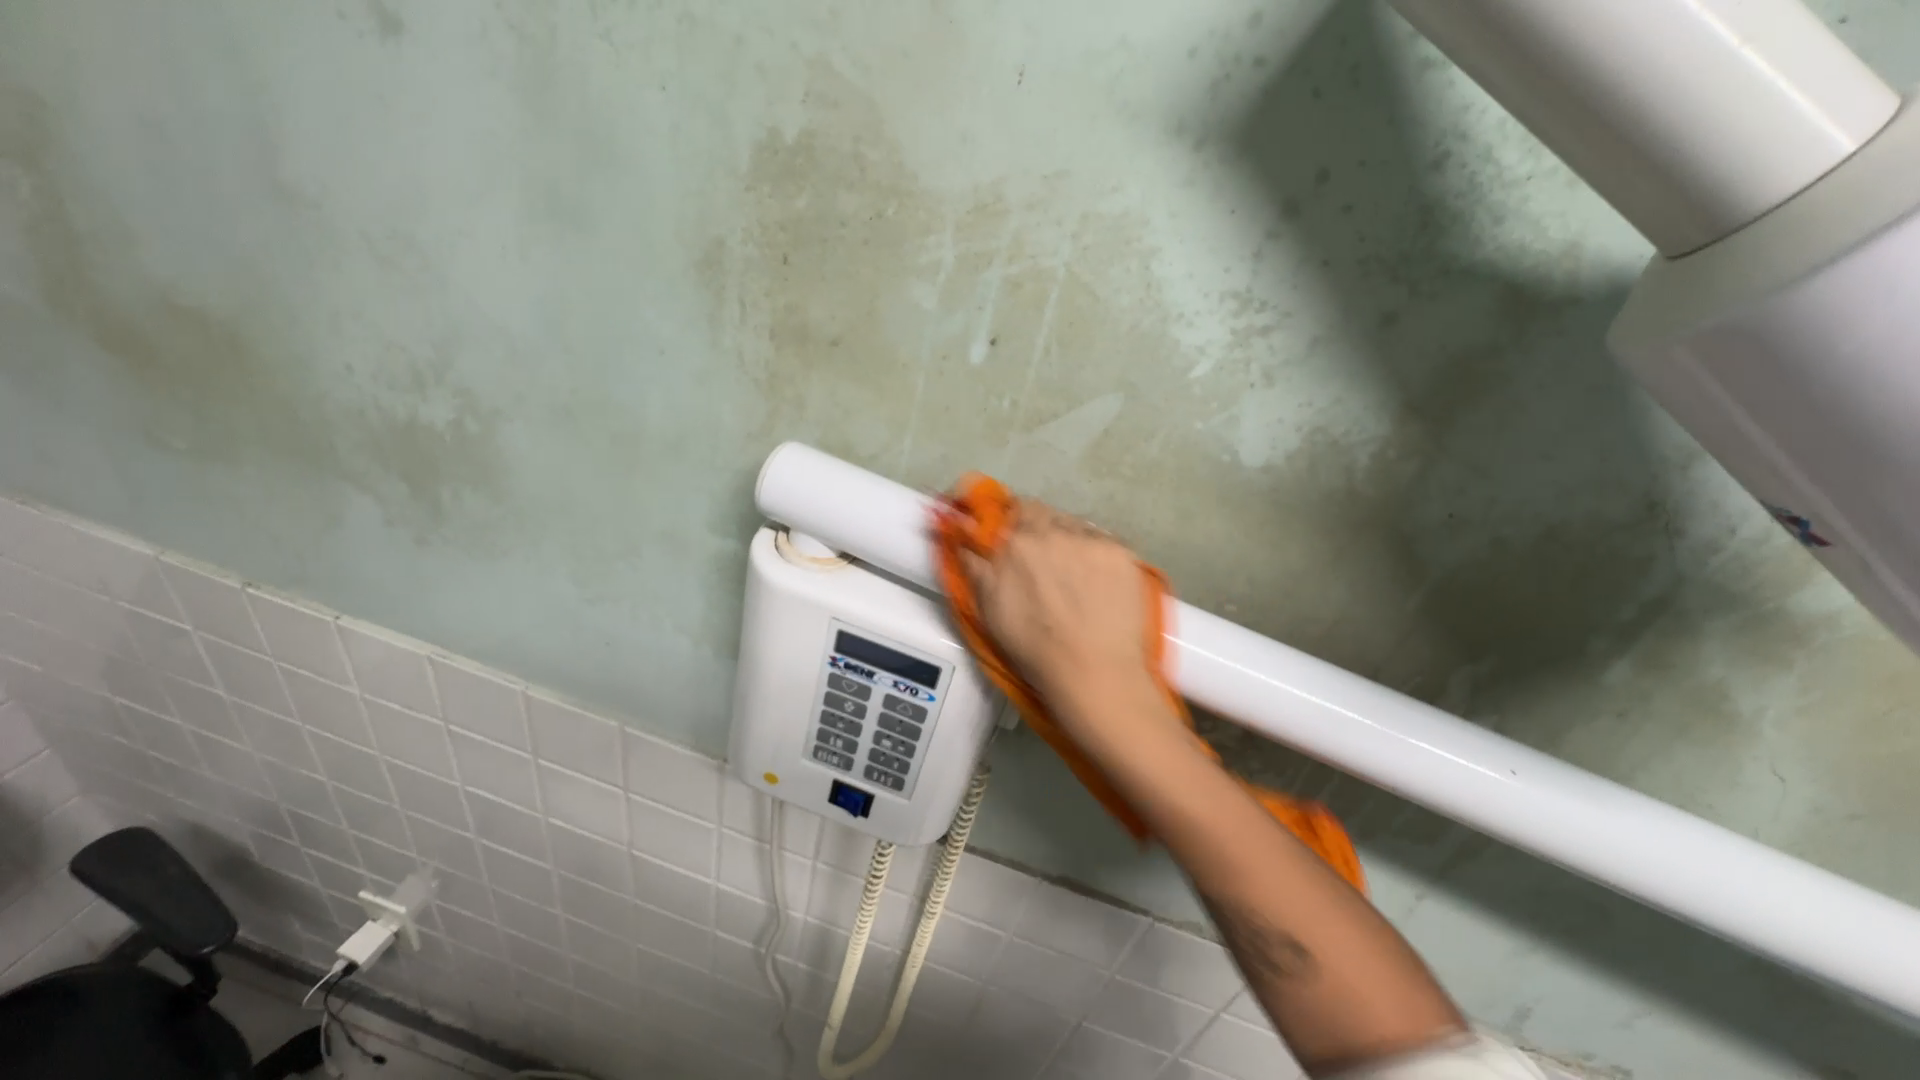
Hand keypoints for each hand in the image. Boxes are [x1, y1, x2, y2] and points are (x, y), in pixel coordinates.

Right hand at [957, 499, 1160, 709]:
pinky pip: (1104, 544)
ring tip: (1074, 577)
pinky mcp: (1122, 553)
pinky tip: (1099, 584)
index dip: (1014, 524)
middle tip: (1045, 564)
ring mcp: (1093, 540)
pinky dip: (1098, 557)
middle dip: (1042, 530)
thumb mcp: (988, 607)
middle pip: (1046, 514)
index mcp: (1017, 541)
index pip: (1014, 509)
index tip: (1015, 541)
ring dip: (1070, 542)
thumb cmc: (1033, 646)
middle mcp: (1054, 530)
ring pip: (1076, 527)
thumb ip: (974, 563)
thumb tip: (962, 531)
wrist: (1093, 671)